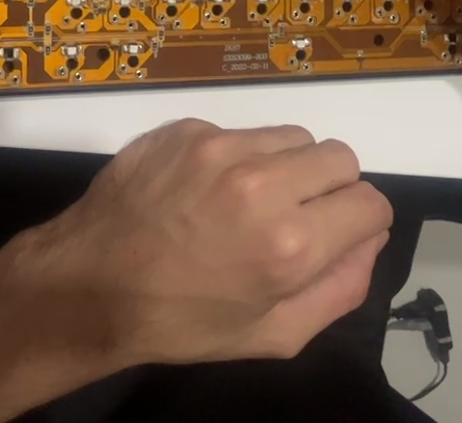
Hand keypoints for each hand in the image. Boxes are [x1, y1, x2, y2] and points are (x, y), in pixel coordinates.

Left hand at [15, 120, 391, 367]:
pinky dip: (236, 155)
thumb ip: (339, 287)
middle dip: (330, 187)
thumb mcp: (273, 334)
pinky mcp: (185, 127)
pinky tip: (203, 187)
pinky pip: (238, 131)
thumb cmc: (181, 320)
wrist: (91, 279)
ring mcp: (218, 146)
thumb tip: (369, 238)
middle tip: (295, 217)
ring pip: (291, 136)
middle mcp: (260, 182)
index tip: (336, 234)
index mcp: (288, 244)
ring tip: (246, 200)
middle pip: (339, 156)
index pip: (370, 204)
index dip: (360, 222)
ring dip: (285, 165)